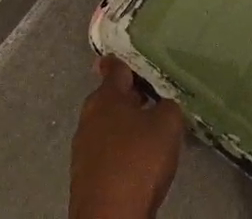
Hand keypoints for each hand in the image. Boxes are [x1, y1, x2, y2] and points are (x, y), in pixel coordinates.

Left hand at [70, 57, 185, 218]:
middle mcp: (88, 118)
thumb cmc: (139, 160)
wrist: (110, 218)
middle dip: (131, 94)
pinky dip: (121, 146)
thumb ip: (167, 104)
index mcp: (105, 98)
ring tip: (152, 126)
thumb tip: (161, 103)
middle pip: (111, 96)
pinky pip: (107, 148)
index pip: (115, 67)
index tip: (136, 50)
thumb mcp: (168, 123)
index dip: (127, 59)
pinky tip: (140, 155)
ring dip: (126, 122)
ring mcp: (82, 148)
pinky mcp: (85, 174)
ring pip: (108, 123)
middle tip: (156, 93)